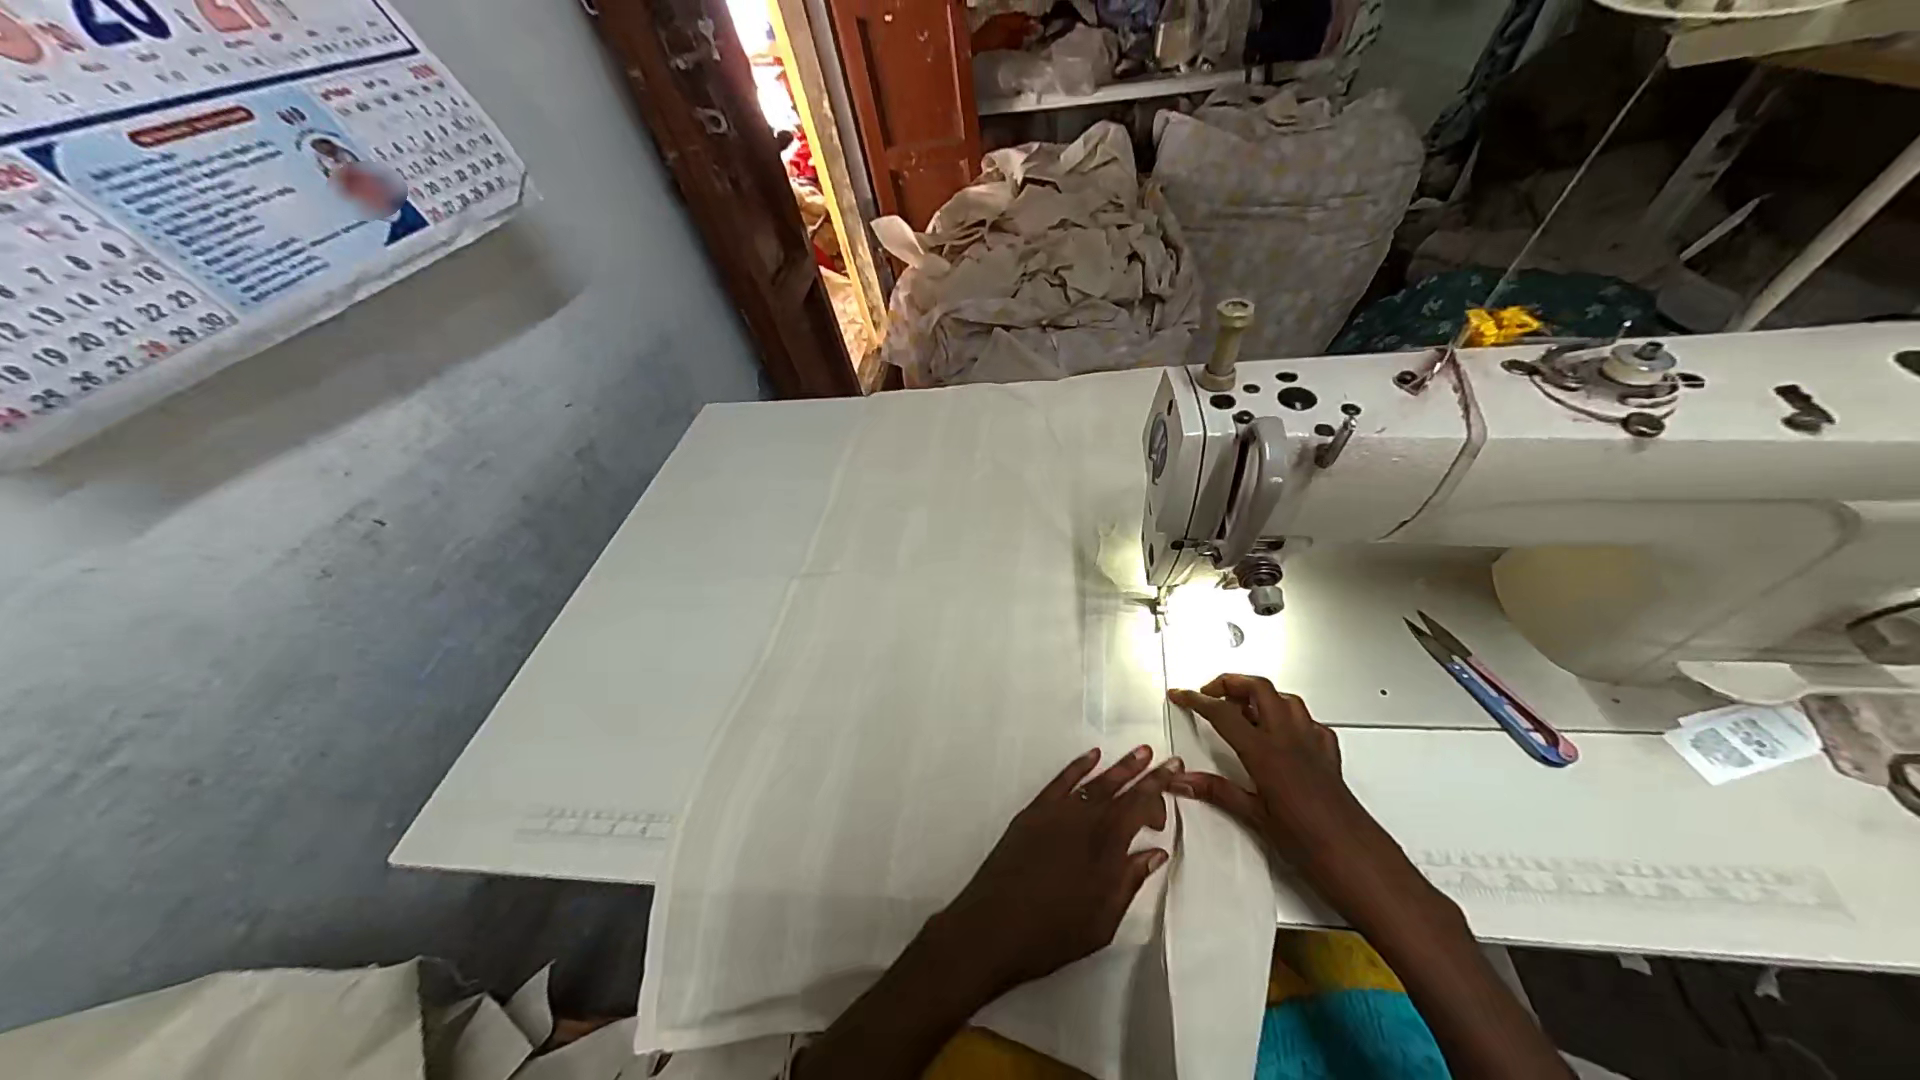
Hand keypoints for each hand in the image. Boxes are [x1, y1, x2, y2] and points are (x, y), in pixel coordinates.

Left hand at [924, 745, 1177, 999]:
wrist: (992, 928)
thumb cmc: (1052, 933)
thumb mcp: (1103, 920)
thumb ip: (1129, 881)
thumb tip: (1155, 852)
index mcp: (1104, 849)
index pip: (1138, 809)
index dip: (1158, 797)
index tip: (1172, 792)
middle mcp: (1082, 822)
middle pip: (1121, 790)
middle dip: (1147, 774)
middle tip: (1169, 759)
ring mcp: (1055, 814)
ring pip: (1094, 782)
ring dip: (1119, 767)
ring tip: (1140, 751)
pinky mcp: (1032, 814)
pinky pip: (1060, 782)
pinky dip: (1078, 767)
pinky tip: (1092, 757)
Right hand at [1167, 674, 1385, 880]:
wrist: (1356, 858)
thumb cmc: (1311, 842)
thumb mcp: (1254, 817)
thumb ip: (1217, 791)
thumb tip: (1185, 781)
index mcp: (1265, 752)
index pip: (1222, 712)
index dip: (1196, 700)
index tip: (1182, 695)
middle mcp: (1289, 739)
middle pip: (1257, 687)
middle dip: (1229, 682)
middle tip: (1210, 692)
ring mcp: (1312, 742)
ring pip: (1284, 697)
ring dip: (1259, 693)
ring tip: (1242, 704)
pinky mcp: (1328, 752)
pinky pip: (1308, 720)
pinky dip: (1289, 715)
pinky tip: (1283, 728)